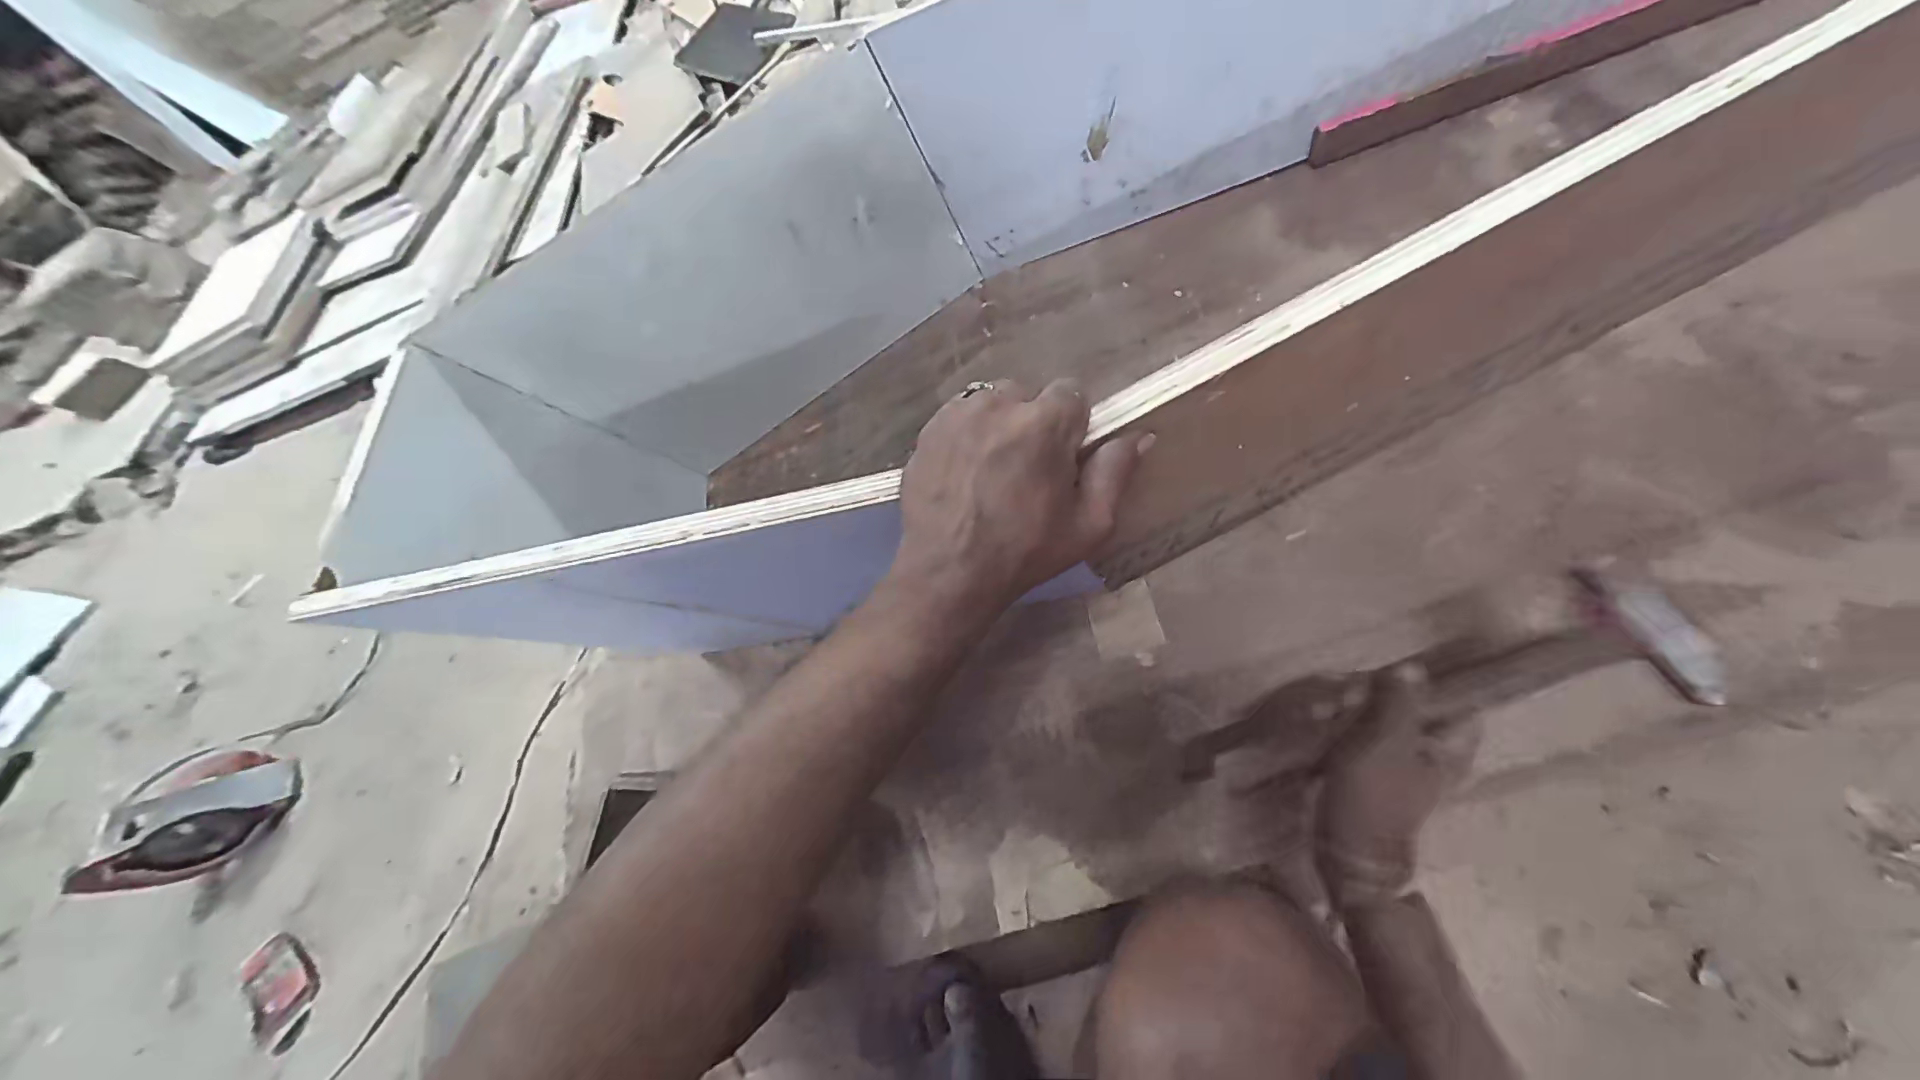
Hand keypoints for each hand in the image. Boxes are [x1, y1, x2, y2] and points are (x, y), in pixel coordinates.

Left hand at [883, 378, 1150, 626]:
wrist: (947, 574)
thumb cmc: (1024, 554)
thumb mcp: (1089, 525)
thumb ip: (1116, 472)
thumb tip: (1139, 435)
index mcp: (1045, 422)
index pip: (1072, 394)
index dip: (1071, 427)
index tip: (1062, 459)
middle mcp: (999, 404)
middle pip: (1029, 396)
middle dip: (1034, 424)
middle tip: (1026, 471)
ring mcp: (957, 415)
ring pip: (991, 404)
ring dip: (999, 427)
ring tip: (992, 472)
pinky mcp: (928, 430)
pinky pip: (959, 418)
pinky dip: (967, 436)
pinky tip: (964, 473)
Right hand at [1317, 665, 1479, 908]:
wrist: (1348, 853)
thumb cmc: (1372, 798)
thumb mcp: (1383, 743)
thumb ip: (1398, 703)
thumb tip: (1412, 667)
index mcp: (1450, 748)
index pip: (1453, 701)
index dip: (1422, 683)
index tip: (1385, 675)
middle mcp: (1434, 752)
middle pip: (1411, 705)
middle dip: (1373, 696)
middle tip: (1344, 699)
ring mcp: (1403, 762)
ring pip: (1382, 717)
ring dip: (1352, 710)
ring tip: (1323, 713)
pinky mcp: (1374, 770)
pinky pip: (1363, 734)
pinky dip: (1345, 727)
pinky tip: (1320, 725)